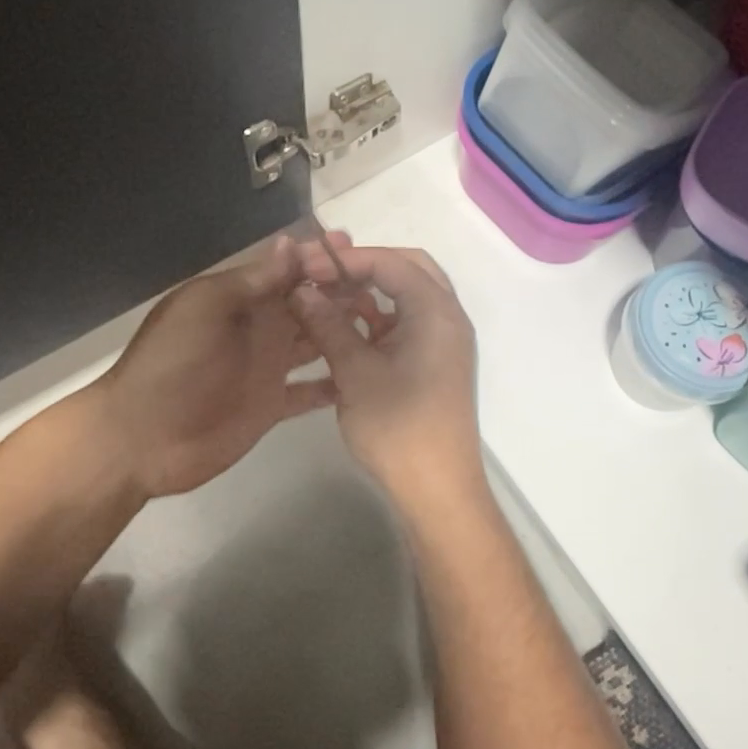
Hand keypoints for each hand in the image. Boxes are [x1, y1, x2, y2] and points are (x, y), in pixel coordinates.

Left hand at [92, 233, 373, 497]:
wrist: (142, 438)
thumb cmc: (172, 365)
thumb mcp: (206, 309)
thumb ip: (252, 281)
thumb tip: (291, 244)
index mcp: (240, 300)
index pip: (287, 271)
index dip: (318, 259)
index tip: (354, 249)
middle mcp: (258, 329)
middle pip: (307, 304)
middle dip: (341, 292)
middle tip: (385, 287)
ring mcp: (266, 368)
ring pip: (315, 343)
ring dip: (344, 332)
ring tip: (386, 326)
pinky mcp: (271, 405)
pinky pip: (310, 390)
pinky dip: (334, 383)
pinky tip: (368, 378)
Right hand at [289, 246, 481, 498]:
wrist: (436, 489)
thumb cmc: (398, 427)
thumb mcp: (355, 372)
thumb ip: (328, 325)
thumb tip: (301, 290)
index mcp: (436, 312)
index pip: (392, 263)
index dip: (347, 259)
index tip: (307, 266)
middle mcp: (446, 318)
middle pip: (407, 271)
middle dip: (363, 267)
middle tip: (322, 274)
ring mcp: (442, 342)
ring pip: (406, 299)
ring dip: (369, 293)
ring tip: (325, 298)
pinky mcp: (433, 364)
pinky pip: (405, 326)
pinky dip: (376, 321)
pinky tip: (343, 329)